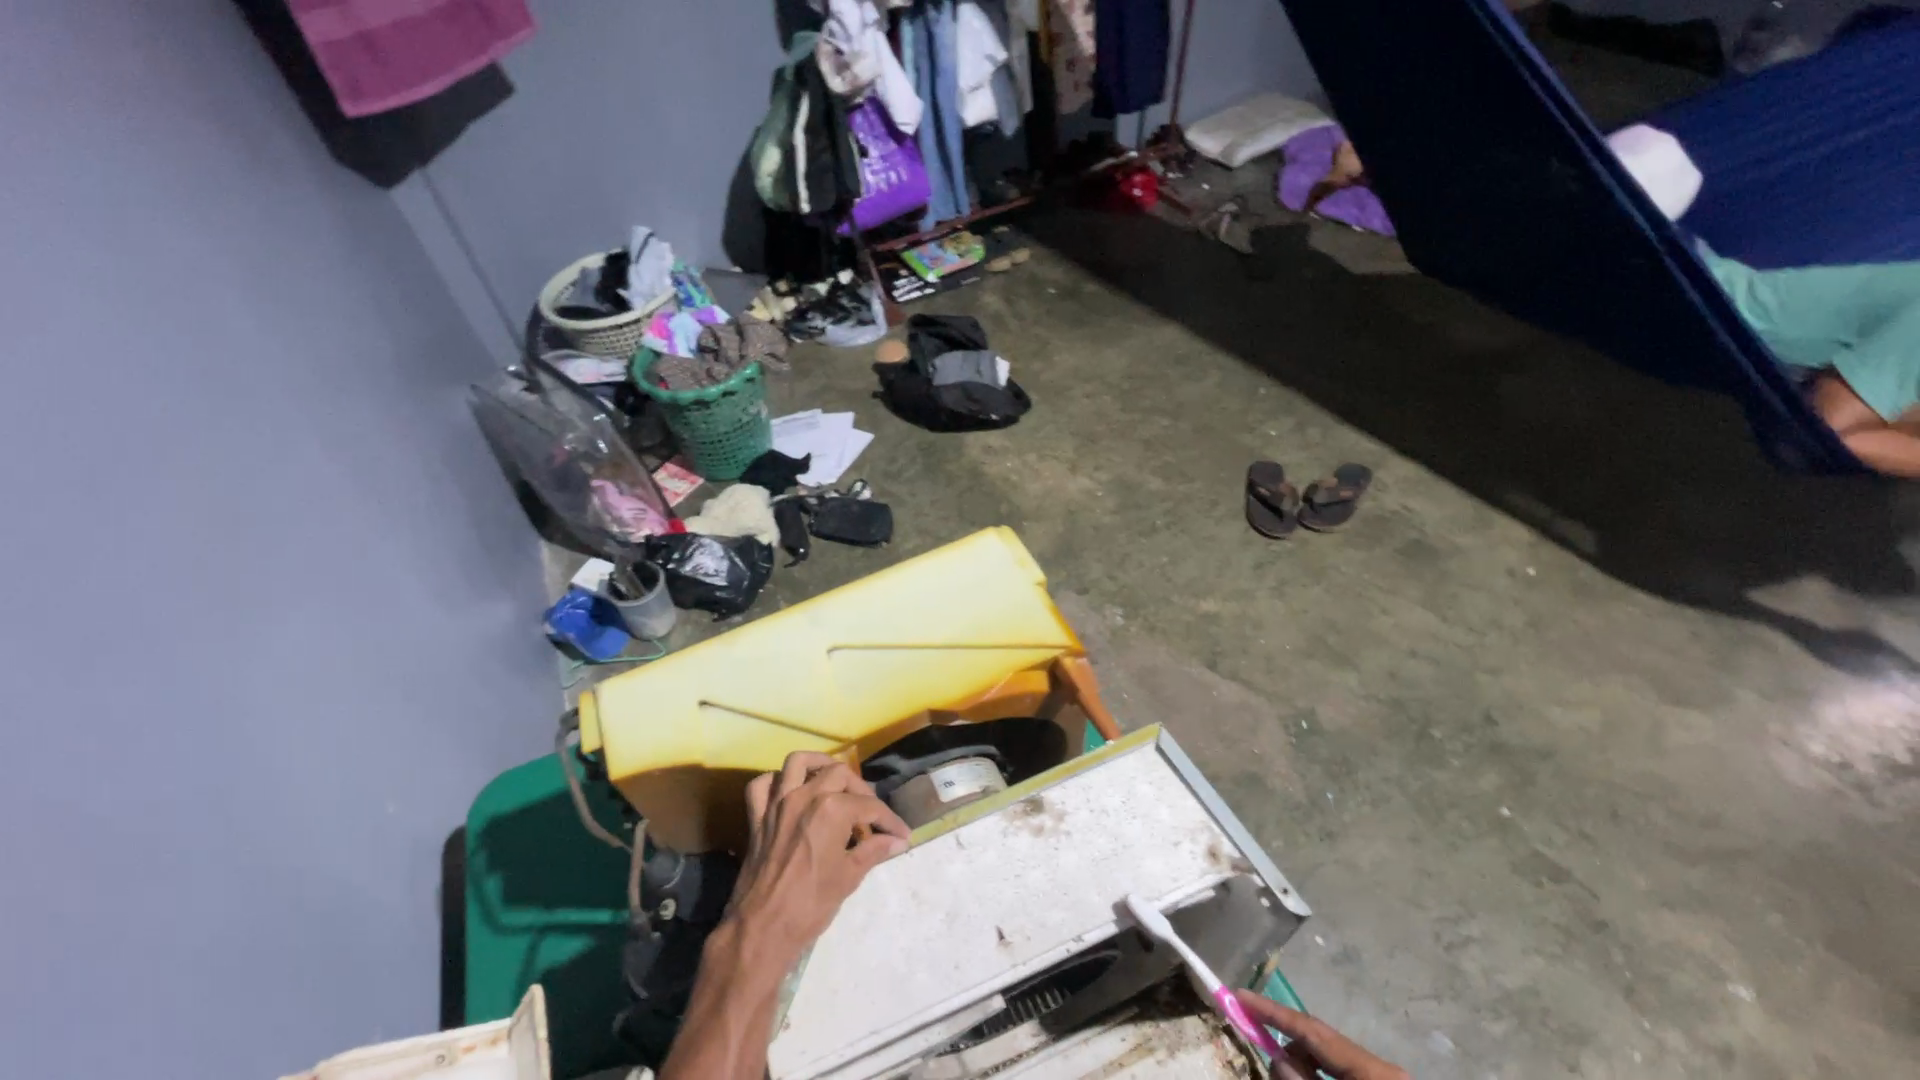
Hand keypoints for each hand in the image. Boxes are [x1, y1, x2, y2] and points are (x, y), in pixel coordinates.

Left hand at [725, 752, 911, 963]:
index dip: (889, 821)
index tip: (901, 835)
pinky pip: (761, 786)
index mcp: (832, 810)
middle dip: (860, 789)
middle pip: (839, 774)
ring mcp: (776, 804)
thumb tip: (897, 841)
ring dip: (818, 765)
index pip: (869, 807)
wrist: (762, 929)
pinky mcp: (756, 818)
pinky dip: (775, 782)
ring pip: (797, 763)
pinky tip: (789, 792)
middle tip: (871, 813)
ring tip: (833, 780)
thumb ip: (873, 851)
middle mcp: (804, 797)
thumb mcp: (849, 877)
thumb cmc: (810, 905)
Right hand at [1232, 990, 1409, 1079]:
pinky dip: (1319, 1079)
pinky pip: (1340, 1077)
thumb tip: (1280, 1059)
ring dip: (1303, 1071)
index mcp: (1373, 1071)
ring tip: (1290, 1077)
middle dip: (1289, 1053)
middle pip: (1320, 1044)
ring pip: (1329, 1063)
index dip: (1273, 1013)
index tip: (1240, 997)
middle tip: (1265, 1060)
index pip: (1313, 1030)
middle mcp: (1382, 1070)